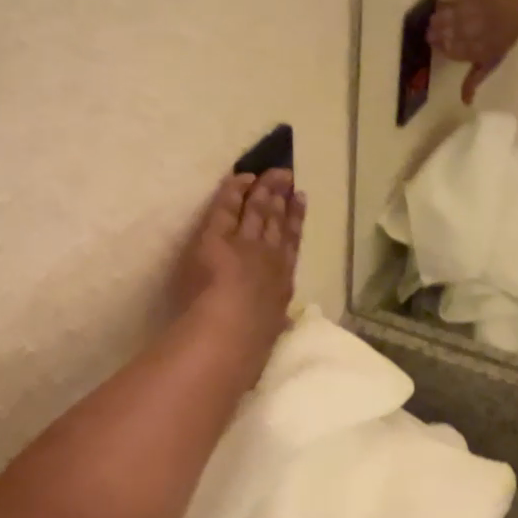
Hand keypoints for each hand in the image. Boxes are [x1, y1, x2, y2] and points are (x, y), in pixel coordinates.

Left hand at [172, 169, 305, 365]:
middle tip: (287, 177)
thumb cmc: (250, 345)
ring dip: (264, 190)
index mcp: (282, 285)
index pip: (290, 246)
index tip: (300, 202)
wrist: (230, 333)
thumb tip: (284, 323)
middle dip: (282, 198)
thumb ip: (276, 324)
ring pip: (257, 210)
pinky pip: (226, 207)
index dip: (295, 222)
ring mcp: (244, 244)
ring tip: (271, 173)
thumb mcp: (271, 334)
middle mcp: (269, 258)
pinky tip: (241, 177)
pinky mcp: (217, 237)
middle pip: (276, 222)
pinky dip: (235, 190)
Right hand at [429, 0, 517, 103]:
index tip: (435, 46)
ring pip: (455, 15)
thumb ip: (475, 79)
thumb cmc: (502, 37)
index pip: (460, 52)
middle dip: (440, 34)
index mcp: (486, 51)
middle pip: (456, 33)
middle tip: (428, 33)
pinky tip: (437, 0)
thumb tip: (465, 102)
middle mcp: (483, 31)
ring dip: (440, 18)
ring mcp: (480, 10)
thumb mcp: (492, 61)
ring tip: (432, 20)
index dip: (446, 49)